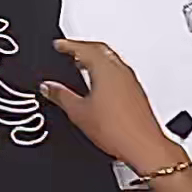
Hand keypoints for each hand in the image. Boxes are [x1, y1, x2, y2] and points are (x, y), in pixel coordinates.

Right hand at [39, 39, 189, 173]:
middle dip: (83, 48)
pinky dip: (105, 70)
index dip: (69, 45)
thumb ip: (60, 95)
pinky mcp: (136, 92)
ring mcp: (130, 81)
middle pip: (100, 50)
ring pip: (111, 60)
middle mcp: (120, 71)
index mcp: (105, 69)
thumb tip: (48, 87)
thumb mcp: (78, 112)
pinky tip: (98, 83)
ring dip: (95, 58)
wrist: (143, 147)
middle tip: (69, 49)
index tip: (59, 44)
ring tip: (81, 64)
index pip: (84, 48)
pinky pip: (118, 72)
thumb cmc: (117, 130)